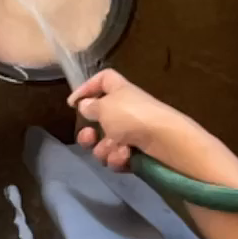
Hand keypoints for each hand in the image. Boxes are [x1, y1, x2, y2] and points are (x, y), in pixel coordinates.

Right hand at [69, 68, 204, 169]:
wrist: (164, 141)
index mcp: (119, 90)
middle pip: (99, 120)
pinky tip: (126, 157)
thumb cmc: (131, 116)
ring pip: (105, 144)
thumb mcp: (104, 107)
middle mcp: (125, 109)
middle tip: (88, 139)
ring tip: (115, 148)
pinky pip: (118, 157)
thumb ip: (91, 106)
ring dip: (105, 149)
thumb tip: (85, 105)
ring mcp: (132, 132)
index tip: (73, 103)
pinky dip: (119, 158)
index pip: (102, 79)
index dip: (87, 87)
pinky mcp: (138, 153)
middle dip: (90, 134)